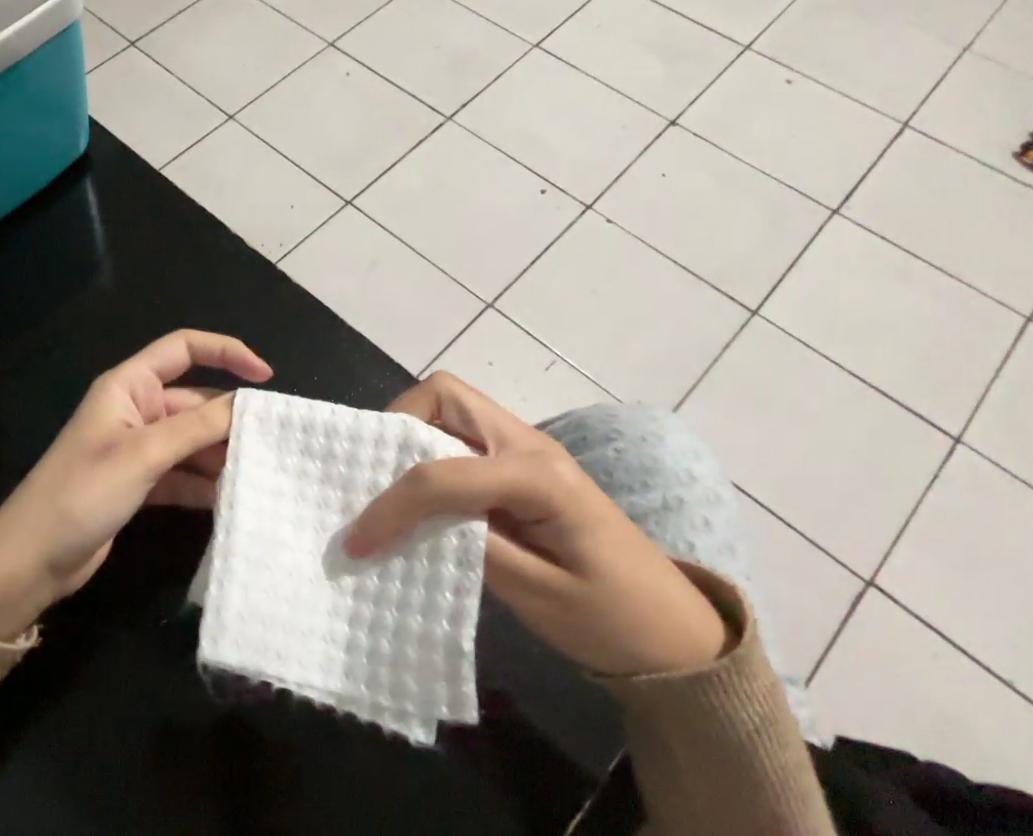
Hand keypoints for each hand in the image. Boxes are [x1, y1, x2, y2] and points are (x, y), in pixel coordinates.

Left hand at [0, 331, 272, 639]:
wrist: (33, 557)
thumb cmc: (82, 492)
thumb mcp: (144, 454)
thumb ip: (197, 427)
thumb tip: (247, 404)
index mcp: (128, 386)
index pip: (182, 349)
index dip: (225, 352)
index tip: (266, 377)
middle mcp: (134, 411)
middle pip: (194, 401)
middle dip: (230, 419)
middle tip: (276, 443)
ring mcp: (136, 450)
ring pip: (192, 441)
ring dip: (221, 456)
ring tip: (264, 474)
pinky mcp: (138, 485)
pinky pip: (183, 475)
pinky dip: (205, 485)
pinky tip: (233, 500)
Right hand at [342, 373, 728, 676]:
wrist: (677, 637)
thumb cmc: (614, 621)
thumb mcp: (538, 595)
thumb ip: (469, 549)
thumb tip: (404, 527)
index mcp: (539, 476)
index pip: (441, 472)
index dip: (390, 504)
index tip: (356, 542)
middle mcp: (529, 446)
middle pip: (445, 395)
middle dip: (395, 426)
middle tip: (368, 480)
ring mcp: (526, 452)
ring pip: (449, 409)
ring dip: (407, 437)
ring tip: (381, 489)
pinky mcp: (520, 471)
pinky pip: (458, 441)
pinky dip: (424, 456)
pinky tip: (414, 500)